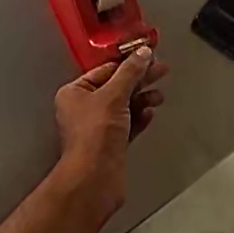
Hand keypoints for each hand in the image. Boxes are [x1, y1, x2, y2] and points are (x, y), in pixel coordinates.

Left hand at [52, 47, 166, 216]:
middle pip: (116, 87)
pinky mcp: (110, 144)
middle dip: (139, 79)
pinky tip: (149, 113)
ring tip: (157, 95)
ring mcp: (97, 128)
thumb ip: (130, 72)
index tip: (146, 55)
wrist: (96, 177)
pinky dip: (140, 117)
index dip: (127, 62)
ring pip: (124, 106)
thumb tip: (142, 54)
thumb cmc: (93, 138)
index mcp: (74, 93)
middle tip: (159, 70)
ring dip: (142, 98)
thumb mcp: (114, 95)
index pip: (104, 70)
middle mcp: (83, 109)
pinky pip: (128, 124)